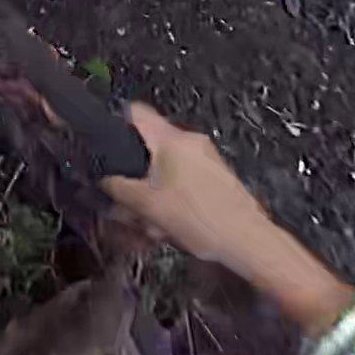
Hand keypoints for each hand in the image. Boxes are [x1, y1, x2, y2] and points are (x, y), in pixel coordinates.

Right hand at [100, 102, 271, 262]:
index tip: (107, 144)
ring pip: (167, 164)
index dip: (117, 122)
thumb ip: (119, 188)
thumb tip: (104, 180)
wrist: (250, 242)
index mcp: (170, 138)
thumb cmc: (197, 216)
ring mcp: (207, 156)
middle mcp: (189, 139)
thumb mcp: (147, 205)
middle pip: (150, 144)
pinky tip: (172, 221)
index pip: (136, 111)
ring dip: (154, 187)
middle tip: (128, 196)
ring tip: (151, 219)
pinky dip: (173, 192)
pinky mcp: (218, 174)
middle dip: (136, 171)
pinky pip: (185, 174)